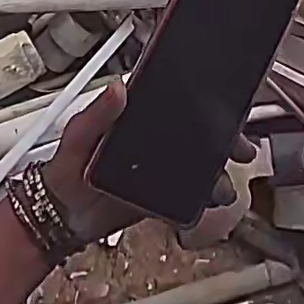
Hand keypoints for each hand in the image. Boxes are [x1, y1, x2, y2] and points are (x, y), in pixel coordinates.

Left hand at [39, 81, 249, 242]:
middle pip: (197, 131)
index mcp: (136, 114)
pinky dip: (203, 198)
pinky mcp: (160, 194)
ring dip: (218, 171)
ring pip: (198, 163)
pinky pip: (188, 194)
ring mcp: (159, 165)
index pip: (174, 101)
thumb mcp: (78, 134)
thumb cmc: (66, 167)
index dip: (203, 101)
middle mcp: (152, 137)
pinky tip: (211, 202)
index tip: (224, 103)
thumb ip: (98, 113)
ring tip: (225, 183)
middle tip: (241, 147)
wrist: (62, 215)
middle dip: (224, 137)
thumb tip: (117, 88)